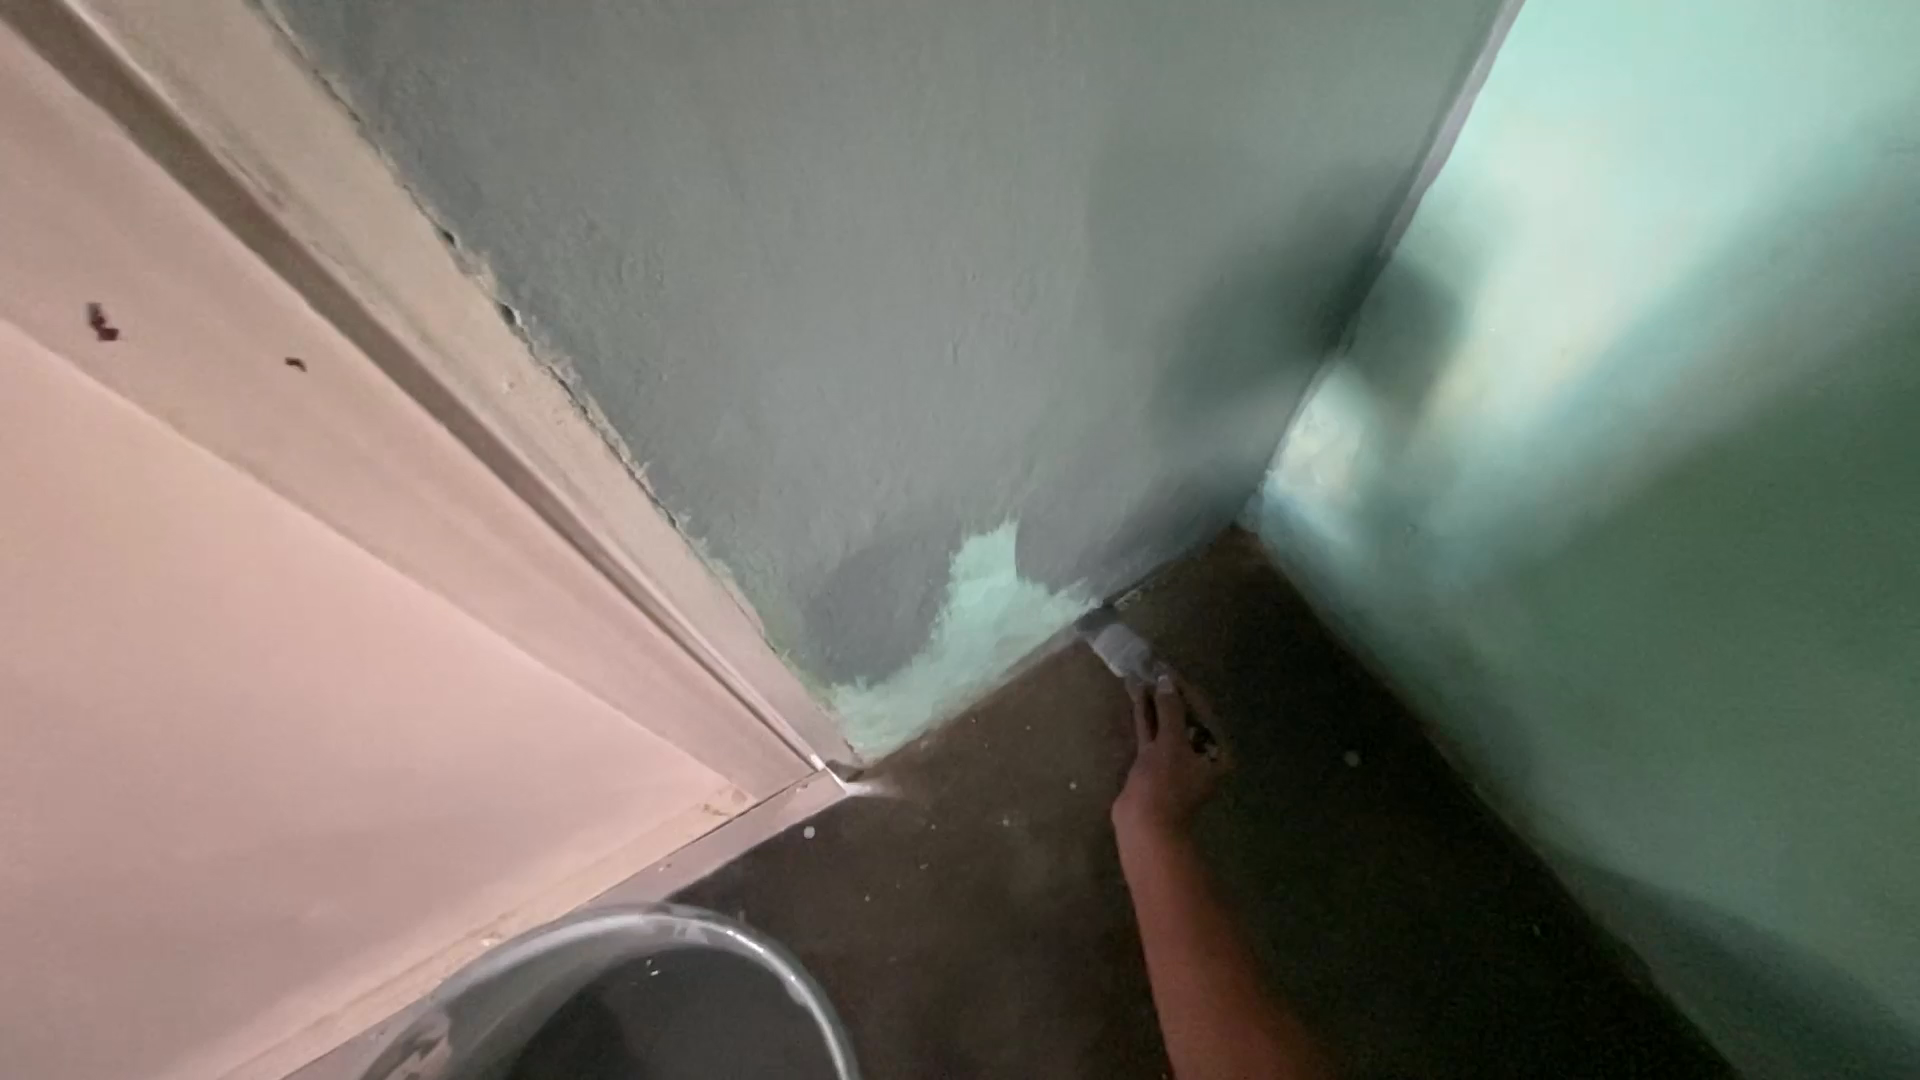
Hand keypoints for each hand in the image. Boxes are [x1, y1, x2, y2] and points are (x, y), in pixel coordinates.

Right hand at [1113, 670, 1230, 835]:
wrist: (1144, 825)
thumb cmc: (1166, 784)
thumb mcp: (1171, 743)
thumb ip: (1170, 710)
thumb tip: (1165, 681)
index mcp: (1216, 752)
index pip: (1201, 710)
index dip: (1183, 688)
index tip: (1165, 668)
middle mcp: (1199, 753)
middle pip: (1184, 716)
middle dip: (1167, 693)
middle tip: (1151, 668)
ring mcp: (1176, 758)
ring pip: (1165, 723)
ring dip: (1154, 701)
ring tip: (1140, 675)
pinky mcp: (1154, 763)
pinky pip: (1152, 733)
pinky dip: (1145, 716)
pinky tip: (1135, 695)